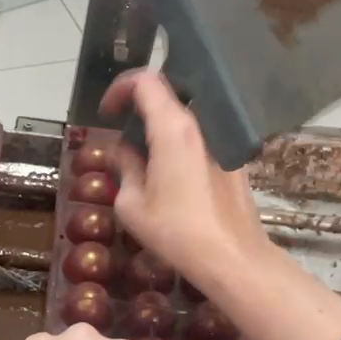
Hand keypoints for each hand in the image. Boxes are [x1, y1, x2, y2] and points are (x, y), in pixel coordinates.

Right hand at [99, 70, 275, 297]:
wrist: (231, 257)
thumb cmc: (176, 232)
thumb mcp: (131, 204)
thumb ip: (125, 168)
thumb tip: (126, 153)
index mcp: (173, 128)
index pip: (146, 82)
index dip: (120, 88)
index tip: (107, 112)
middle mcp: (201, 125)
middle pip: (169, 94)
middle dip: (140, 106)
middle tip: (122, 130)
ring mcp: (222, 140)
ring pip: (187, 115)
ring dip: (161, 125)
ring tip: (143, 153)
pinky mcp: (233, 158)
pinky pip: (201, 135)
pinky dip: (180, 141)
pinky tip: (169, 172)